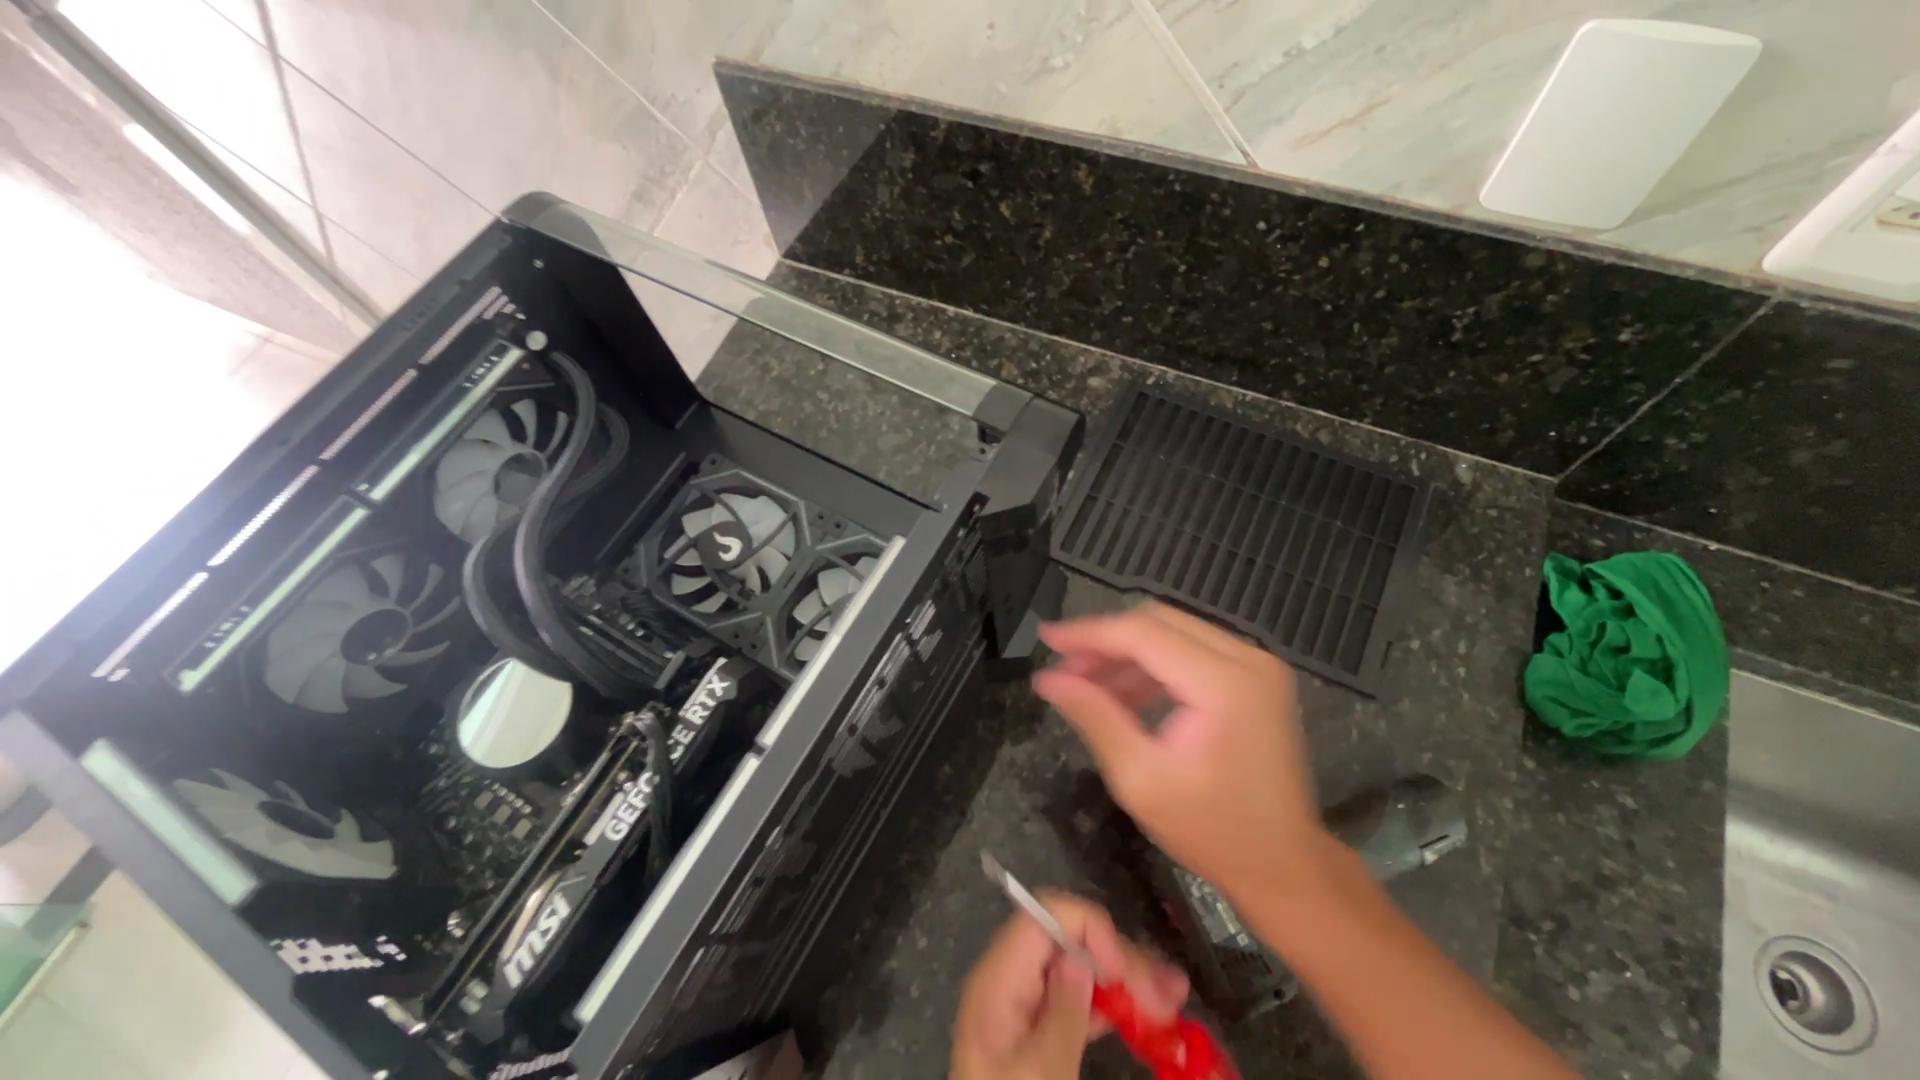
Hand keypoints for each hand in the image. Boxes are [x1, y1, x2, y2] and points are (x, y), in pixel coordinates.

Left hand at [952, 892, 1189, 1079]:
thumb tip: (1081, 957)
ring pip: (1078, 967)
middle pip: (1068, 939)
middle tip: (1171, 993)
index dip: (1092, 931)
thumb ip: (1062, 1014)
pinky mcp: (1034, 1026)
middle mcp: (1009, 978)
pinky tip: (1145, 1018)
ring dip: (1126, 980)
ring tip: (1173, 1002)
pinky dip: (1110, 1003)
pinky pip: (1075, 997)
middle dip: (1120, 959)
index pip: (1046, 917)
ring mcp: (1021, 1001)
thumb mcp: (1040, 1073)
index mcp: (1000, 979)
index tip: (1125, 975)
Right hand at [1033, 603, 1324, 900]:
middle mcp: (1248, 660)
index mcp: (1224, 683)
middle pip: (1160, 622)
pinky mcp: (1258, 679)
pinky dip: (1156, 666)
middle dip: (1106, 641)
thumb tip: (1047, 678)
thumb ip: (1093, 716)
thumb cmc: (1211, 830)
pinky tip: (1125, 695)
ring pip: (1175, 633)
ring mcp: (1258, 666)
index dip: (1088, 633)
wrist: (1284, 864)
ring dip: (1128, 654)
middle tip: (1064, 668)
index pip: (1143, 633)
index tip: (1046, 638)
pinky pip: (1194, 652)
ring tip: (1087, 685)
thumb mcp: (1139, 778)